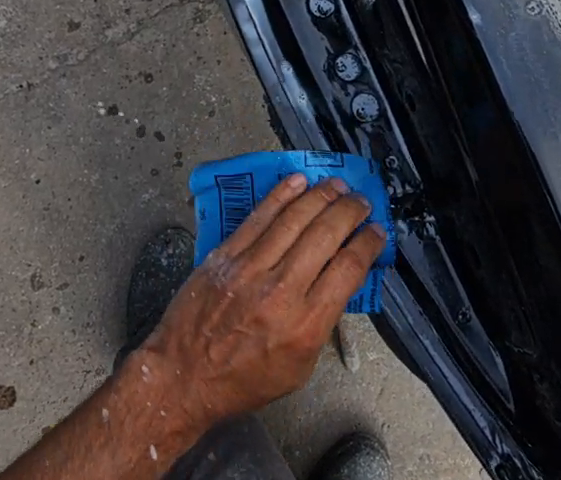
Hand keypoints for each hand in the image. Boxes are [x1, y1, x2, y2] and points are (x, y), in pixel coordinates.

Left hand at [129, 173, 385, 431]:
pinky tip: (298, 182)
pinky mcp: (226, 254)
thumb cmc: (244, 379)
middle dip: (349, 212)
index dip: (367, 244)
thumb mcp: (300, 366)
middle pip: (325, 234)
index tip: (376, 231)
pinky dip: (281, 195)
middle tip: (361, 201)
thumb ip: (322, 320)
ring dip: (321, 195)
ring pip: (294, 218)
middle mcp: (281, 290)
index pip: (348, 269)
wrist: (184, 376)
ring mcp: (250, 268)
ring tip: (337, 185)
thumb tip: (340, 277)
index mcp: (305, 324)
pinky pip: (259, 216)